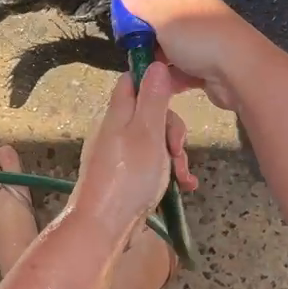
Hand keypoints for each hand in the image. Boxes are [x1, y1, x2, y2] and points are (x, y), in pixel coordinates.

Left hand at [67, 62, 197, 236]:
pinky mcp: (124, 173)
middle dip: (172, 130)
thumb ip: (153, 98)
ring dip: (174, 155)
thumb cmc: (128, 176)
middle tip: (177, 150)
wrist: (104, 225)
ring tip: (183, 176)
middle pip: (150, 111)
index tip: (180, 95)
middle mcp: (115, 126)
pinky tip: (183, 186)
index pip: (134, 79)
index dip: (156, 82)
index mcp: (117, 111)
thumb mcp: (147, 132)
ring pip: (154, 139)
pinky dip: (167, 171)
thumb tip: (156, 63)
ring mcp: (119, 151)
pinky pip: (150, 162)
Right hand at [117, 0, 270, 110]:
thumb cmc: (198, 36)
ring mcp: (197, 40)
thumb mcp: (161, 15)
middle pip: (157, 13)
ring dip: (151, 54)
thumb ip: (140, 2)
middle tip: (121, 39)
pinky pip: (177, 68)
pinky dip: (166, 75)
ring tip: (135, 65)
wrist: (241, 72)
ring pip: (165, 44)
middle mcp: (190, 12)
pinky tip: (154, 83)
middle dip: (138, 26)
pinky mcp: (202, 66)